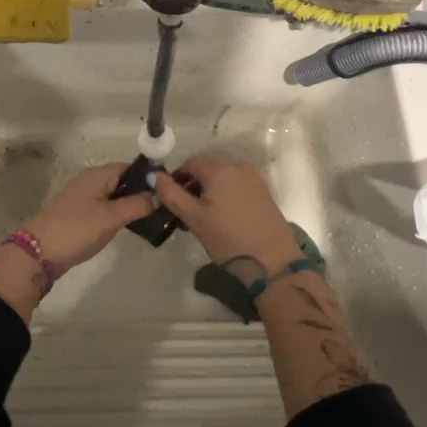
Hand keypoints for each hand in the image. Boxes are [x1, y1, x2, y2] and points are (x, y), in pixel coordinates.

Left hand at [0, 163, 154, 321]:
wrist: (39, 252)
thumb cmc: (77, 229)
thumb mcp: (111, 217)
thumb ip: (136, 204)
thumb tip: (157, 195)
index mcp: (97, 175)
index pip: (129, 167)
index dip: (148, 176)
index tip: (169, 190)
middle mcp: (89, 181)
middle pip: (121, 181)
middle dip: (141, 192)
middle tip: (165, 208)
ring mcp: (82, 198)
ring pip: (113, 196)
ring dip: (130, 205)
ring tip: (152, 218)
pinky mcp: (78, 215)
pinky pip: (104, 209)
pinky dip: (117, 215)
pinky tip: (128, 226)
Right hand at [148, 155, 297, 269]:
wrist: (273, 263)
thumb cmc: (228, 239)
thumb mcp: (194, 218)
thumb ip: (171, 195)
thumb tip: (153, 176)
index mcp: (220, 169)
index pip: (189, 163)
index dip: (175, 179)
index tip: (168, 200)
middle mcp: (238, 167)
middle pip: (206, 169)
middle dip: (191, 187)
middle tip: (182, 213)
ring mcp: (254, 179)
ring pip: (221, 179)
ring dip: (207, 193)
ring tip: (200, 220)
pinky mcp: (264, 193)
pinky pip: (236, 187)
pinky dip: (223, 196)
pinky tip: (219, 219)